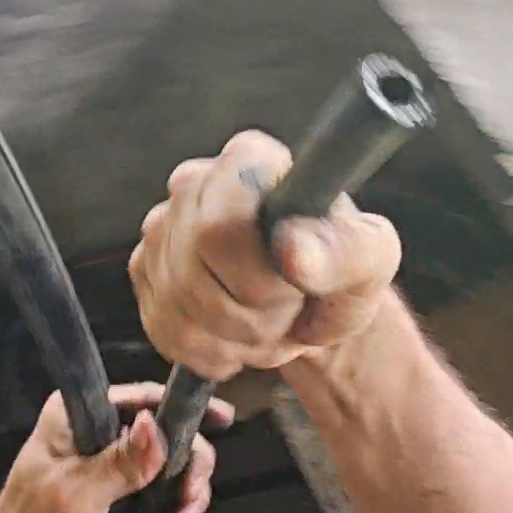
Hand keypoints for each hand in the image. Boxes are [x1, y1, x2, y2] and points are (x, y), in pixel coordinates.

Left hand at [0, 382, 233, 512]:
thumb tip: (155, 425)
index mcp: (80, 414)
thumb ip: (121, 462)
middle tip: (192, 495)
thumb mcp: (78, 493)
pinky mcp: (126, 488)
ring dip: (187, 489)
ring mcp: (115, 458)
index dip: (180, 406)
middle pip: (167, 430)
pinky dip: (179, 504)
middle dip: (189, 463)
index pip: (140, 398)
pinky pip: (167, 486)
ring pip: (174, 460)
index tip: (223, 418)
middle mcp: (101, 428)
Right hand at [129, 130, 403, 378]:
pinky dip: (207, 351)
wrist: (311, 298)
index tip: (293, 286)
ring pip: (176, 309)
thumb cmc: (340, 268)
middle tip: (286, 314)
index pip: (220, 226)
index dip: (256, 277)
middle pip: (192, 274)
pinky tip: (237, 338)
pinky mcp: (143, 271)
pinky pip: (163, 329)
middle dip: (249, 318)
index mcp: (248, 162)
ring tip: (267, 326)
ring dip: (232, 340)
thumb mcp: (368, 260)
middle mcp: (193, 183)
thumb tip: (292, 249)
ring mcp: (160, 227)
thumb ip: (340, 253)